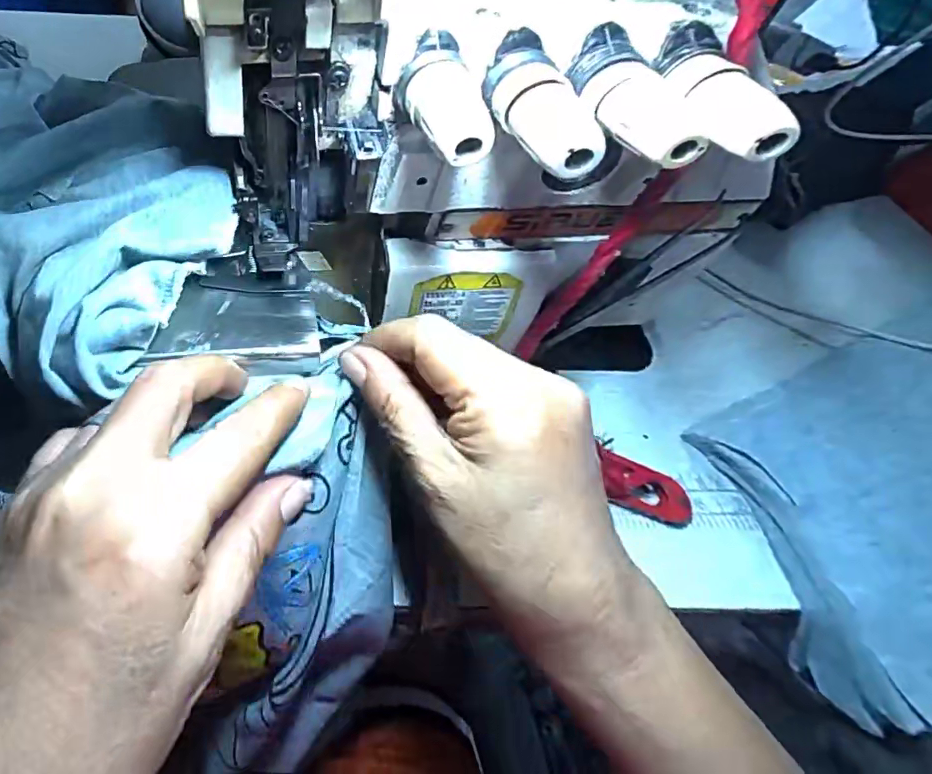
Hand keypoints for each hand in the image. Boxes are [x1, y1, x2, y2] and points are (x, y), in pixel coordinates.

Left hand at [0, 357, 311, 773]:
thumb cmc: (107, 724)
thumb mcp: (196, 648)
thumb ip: (245, 548)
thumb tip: (292, 484)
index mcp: (154, 525)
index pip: (232, 441)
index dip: (275, 409)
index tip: (298, 389)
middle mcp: (96, 481)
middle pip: (160, 385)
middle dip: (210, 372)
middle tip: (241, 384)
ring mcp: (45, 482)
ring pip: (114, 410)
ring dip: (159, 407)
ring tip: (189, 432)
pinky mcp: (13, 495)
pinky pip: (73, 442)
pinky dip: (111, 439)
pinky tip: (123, 471)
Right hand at [339, 315, 647, 657]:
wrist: (581, 599)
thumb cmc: (499, 547)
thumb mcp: (432, 475)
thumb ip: (392, 404)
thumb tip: (353, 357)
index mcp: (507, 395)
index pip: (428, 333)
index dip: (381, 341)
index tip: (350, 367)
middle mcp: (538, 376)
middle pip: (450, 338)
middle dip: (402, 356)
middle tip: (369, 389)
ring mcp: (555, 386)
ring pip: (468, 351)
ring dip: (428, 370)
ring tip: (401, 405)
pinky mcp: (559, 400)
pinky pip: (491, 371)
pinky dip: (457, 383)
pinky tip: (443, 416)